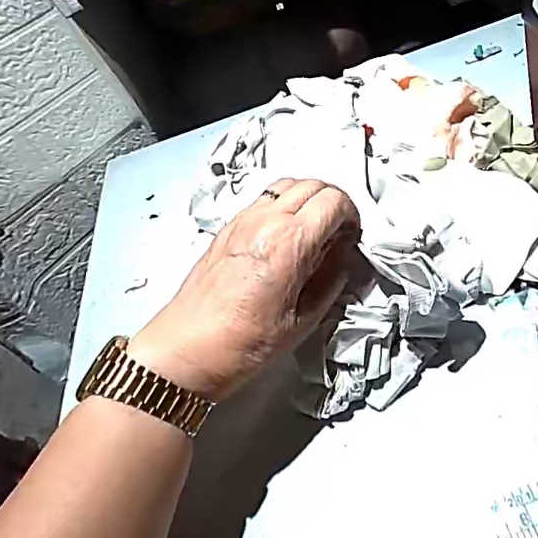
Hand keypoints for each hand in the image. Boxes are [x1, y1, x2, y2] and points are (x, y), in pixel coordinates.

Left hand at [130, 178, 359, 399]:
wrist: (185, 351)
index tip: (352, 237)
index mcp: (289, 242)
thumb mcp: (305, 317)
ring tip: (314, 230)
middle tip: (338, 232)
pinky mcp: (228, 228)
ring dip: (309, 200)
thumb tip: (343, 256)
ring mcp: (243, 221)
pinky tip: (287, 237)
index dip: (352, 217)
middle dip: (334, 204)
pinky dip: (285, 206)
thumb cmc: (241, 342)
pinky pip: (265, 199)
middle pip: (314, 185)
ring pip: (289, 185)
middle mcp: (266, 221)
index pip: (335, 201)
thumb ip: (332, 278)